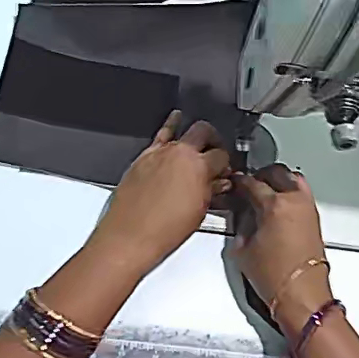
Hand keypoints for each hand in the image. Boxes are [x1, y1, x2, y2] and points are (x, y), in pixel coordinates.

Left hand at [85, 112, 232, 277]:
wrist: (130, 236)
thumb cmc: (163, 230)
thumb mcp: (198, 212)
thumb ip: (210, 191)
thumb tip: (216, 184)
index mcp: (199, 166)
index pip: (222, 155)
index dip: (227, 163)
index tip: (227, 169)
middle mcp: (178, 153)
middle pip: (205, 132)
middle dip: (215, 139)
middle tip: (217, 151)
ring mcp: (158, 153)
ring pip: (181, 129)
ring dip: (193, 132)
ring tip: (201, 136)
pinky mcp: (142, 158)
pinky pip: (159, 137)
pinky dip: (168, 127)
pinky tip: (173, 121)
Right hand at [233, 165, 329, 332]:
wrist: (301, 296)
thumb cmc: (276, 278)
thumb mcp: (243, 249)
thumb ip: (241, 224)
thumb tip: (242, 216)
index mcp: (274, 205)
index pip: (251, 182)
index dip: (239, 181)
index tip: (234, 182)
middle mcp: (294, 202)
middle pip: (276, 172)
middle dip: (260, 175)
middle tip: (249, 182)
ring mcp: (308, 209)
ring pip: (293, 180)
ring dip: (278, 181)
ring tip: (265, 190)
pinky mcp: (314, 220)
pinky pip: (301, 194)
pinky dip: (289, 193)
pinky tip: (278, 205)